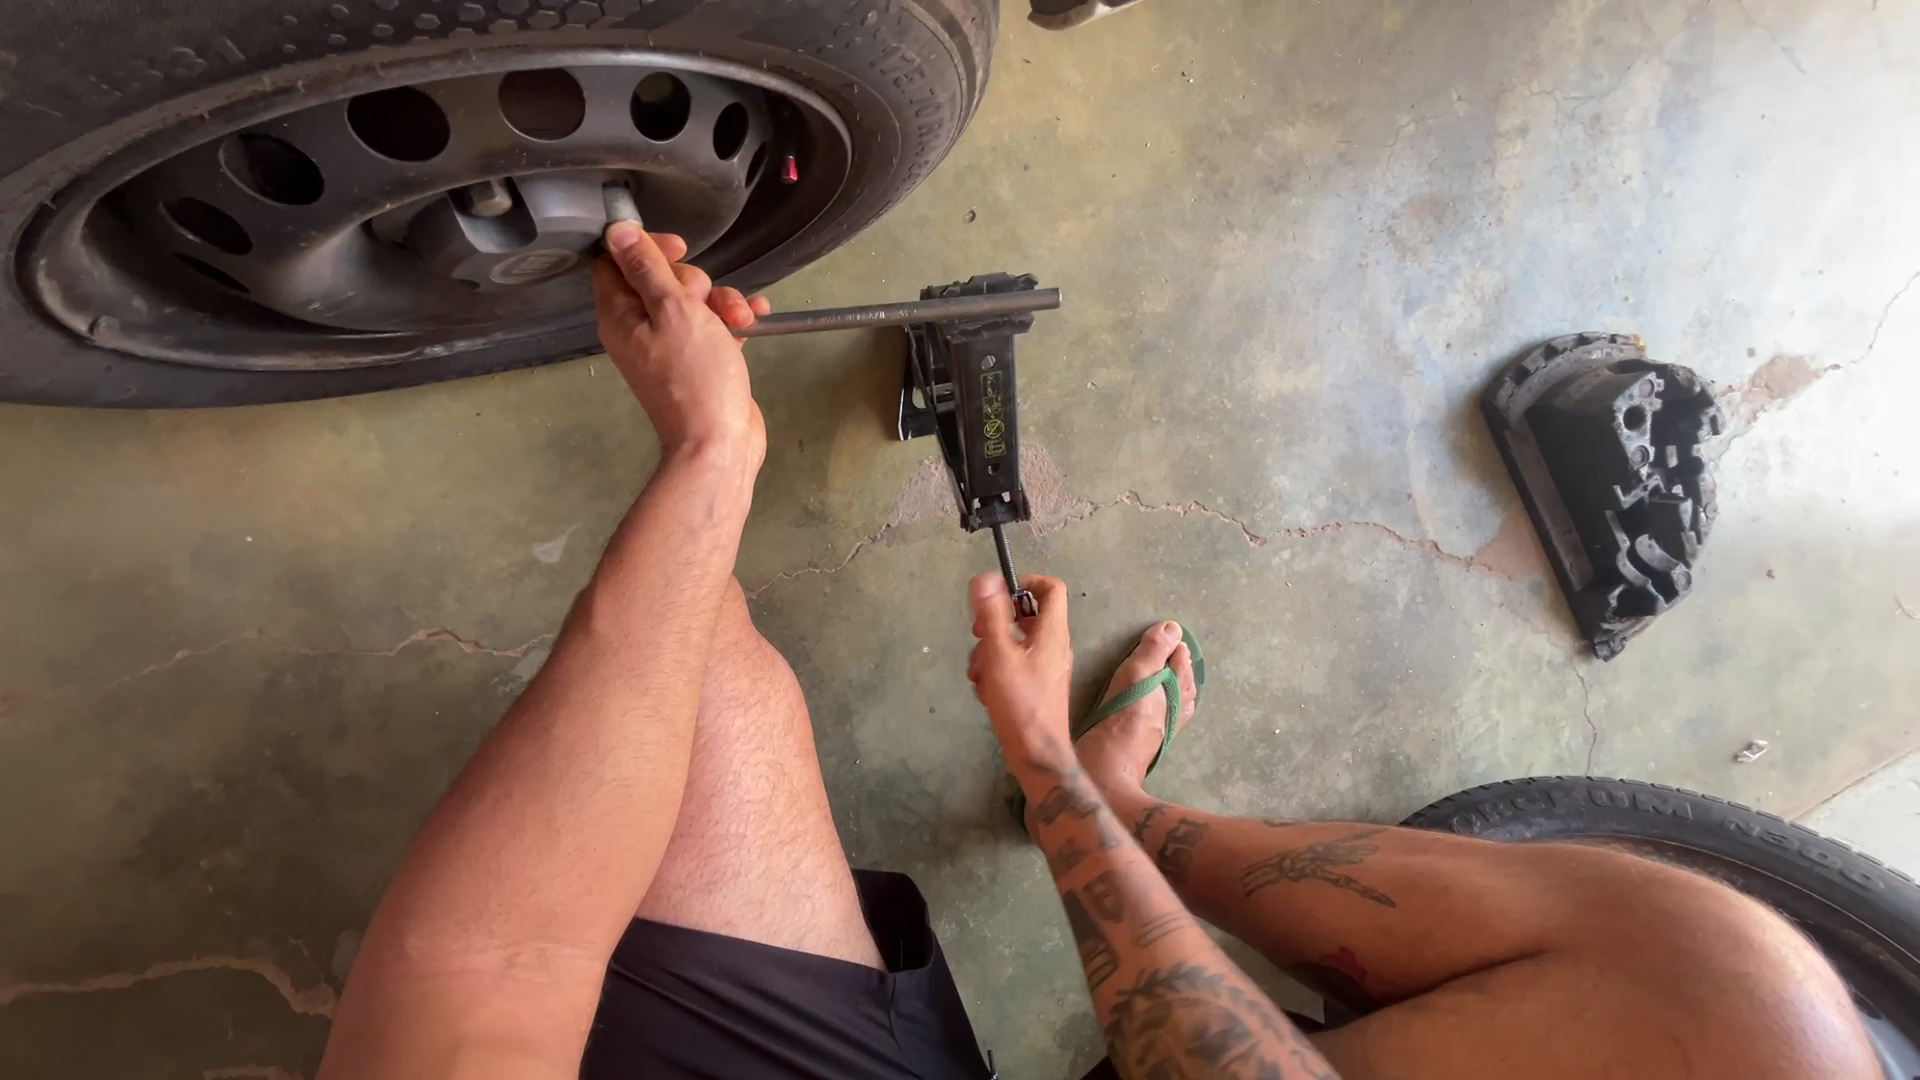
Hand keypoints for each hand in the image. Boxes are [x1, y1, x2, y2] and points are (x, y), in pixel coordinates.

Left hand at [593, 225, 772, 462]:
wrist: (719, 444)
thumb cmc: (697, 379)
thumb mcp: (675, 312)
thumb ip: (648, 269)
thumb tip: (617, 231)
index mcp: (620, 317)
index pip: (618, 262)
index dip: (648, 248)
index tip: (682, 250)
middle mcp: (640, 331)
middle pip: (662, 282)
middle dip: (697, 282)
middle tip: (708, 302)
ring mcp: (672, 349)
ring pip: (694, 305)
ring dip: (723, 302)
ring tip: (741, 319)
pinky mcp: (700, 364)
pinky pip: (713, 328)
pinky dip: (733, 321)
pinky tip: (755, 320)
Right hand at [967, 573, 1074, 767]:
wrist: (1036, 754)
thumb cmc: (1021, 703)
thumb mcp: (999, 655)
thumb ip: (991, 616)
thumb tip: (985, 579)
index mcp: (1052, 631)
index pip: (1051, 588)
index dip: (1025, 582)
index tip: (997, 595)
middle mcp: (1054, 644)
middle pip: (1025, 615)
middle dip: (995, 622)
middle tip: (977, 635)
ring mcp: (1046, 666)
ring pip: (1014, 641)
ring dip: (990, 651)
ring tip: (978, 673)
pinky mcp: (1037, 684)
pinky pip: (1014, 664)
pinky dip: (997, 670)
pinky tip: (986, 689)